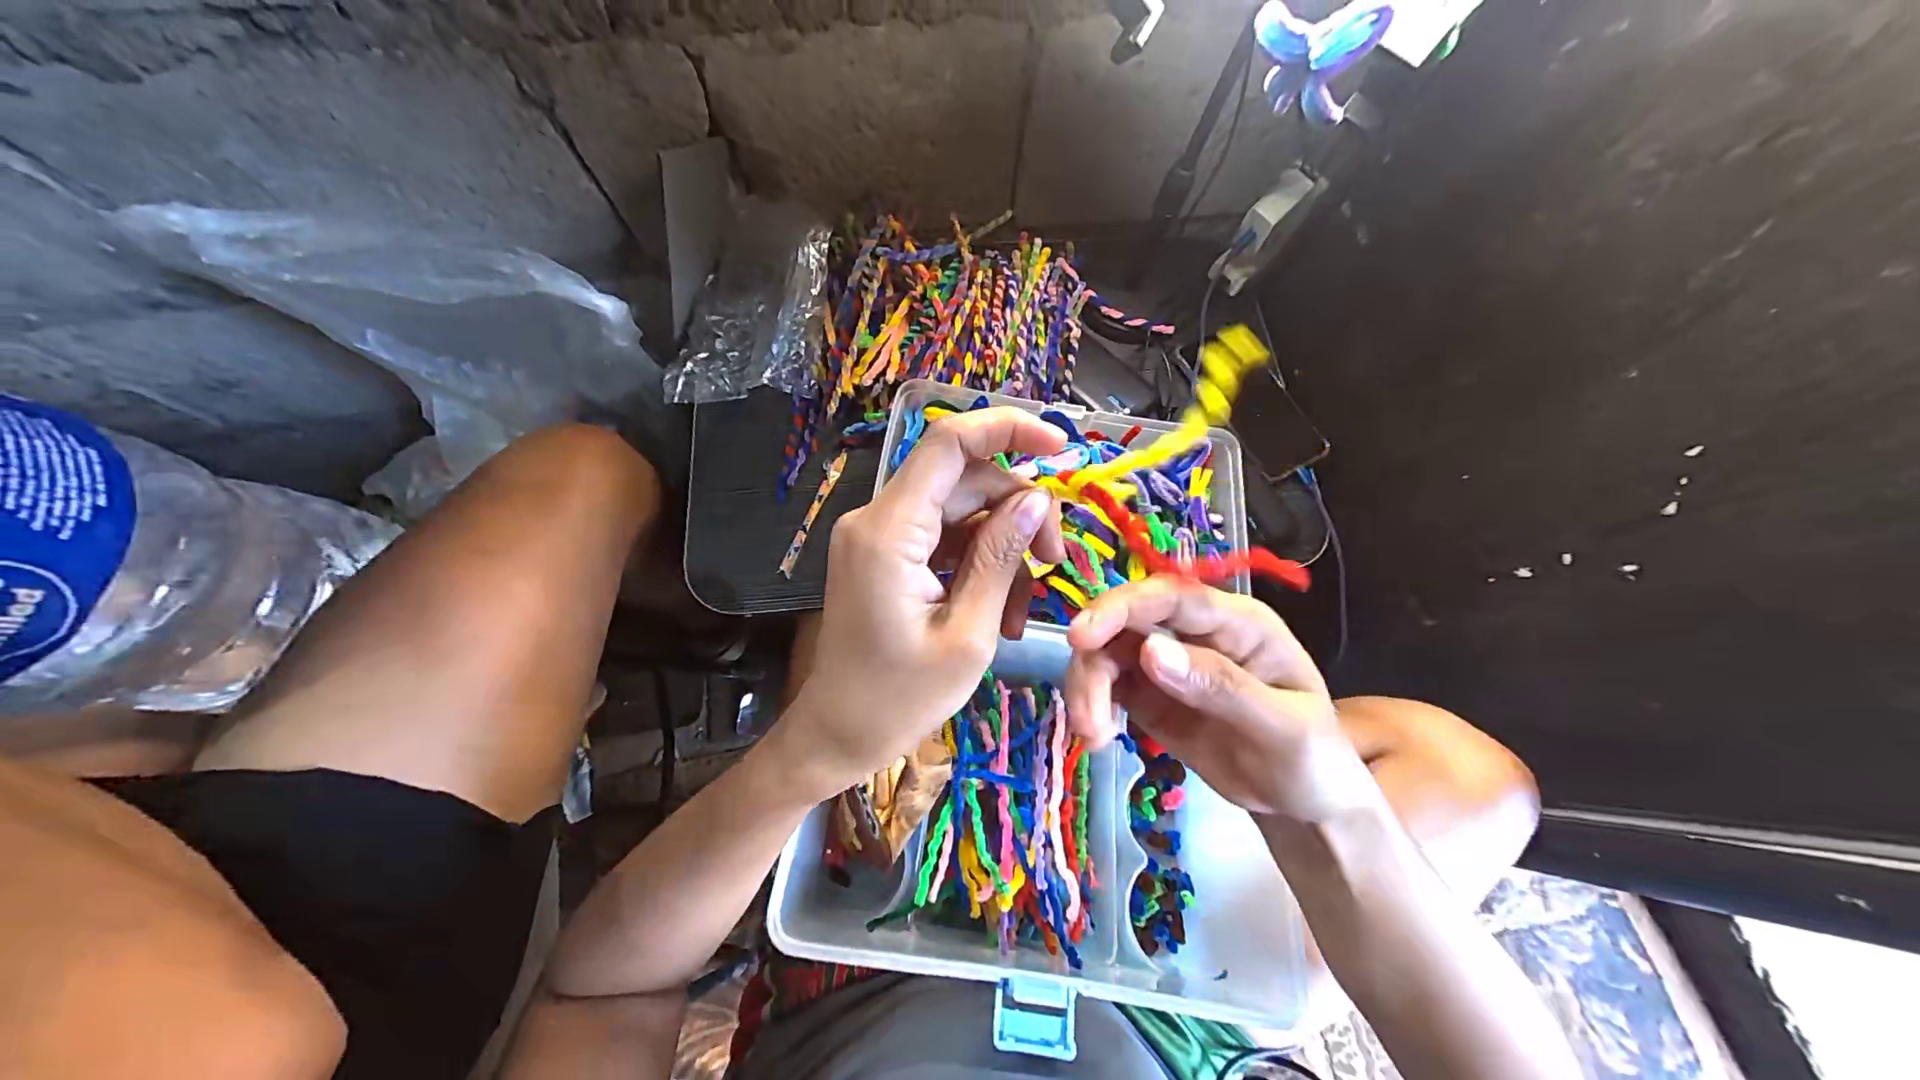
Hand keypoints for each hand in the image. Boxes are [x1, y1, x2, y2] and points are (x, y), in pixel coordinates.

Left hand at [783, 408, 1068, 794]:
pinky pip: (944, 538)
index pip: (947, 443)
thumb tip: (1037, 498)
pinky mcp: (885, 556)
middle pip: (964, 480)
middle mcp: (877, 520)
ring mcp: (879, 537)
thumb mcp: (968, 634)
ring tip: (1018, 611)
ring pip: (961, 511)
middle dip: (1018, 512)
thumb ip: (1000, 558)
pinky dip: (978, 563)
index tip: (1060, 445)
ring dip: (1002, 548)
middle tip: (1052, 564)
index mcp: (889, 533)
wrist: (837, 735)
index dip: (1007, 428)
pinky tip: (998, 610)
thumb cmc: (899, 700)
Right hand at [1063, 578, 1379, 822]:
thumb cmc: (1311, 759)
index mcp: (1236, 623)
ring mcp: (1167, 661)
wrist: (1304, 803)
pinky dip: (1091, 704)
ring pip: (1106, 652)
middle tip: (1088, 717)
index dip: (1122, 608)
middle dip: (1094, 660)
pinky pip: (1105, 684)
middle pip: (1125, 622)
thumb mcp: (1282, 727)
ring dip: (1087, 687)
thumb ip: (1220, 686)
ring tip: (1094, 736)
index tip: (1081, 638)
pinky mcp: (1147, 693)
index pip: (1171, 597)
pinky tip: (1098, 737)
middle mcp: (1194, 632)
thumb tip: (1149, 651)